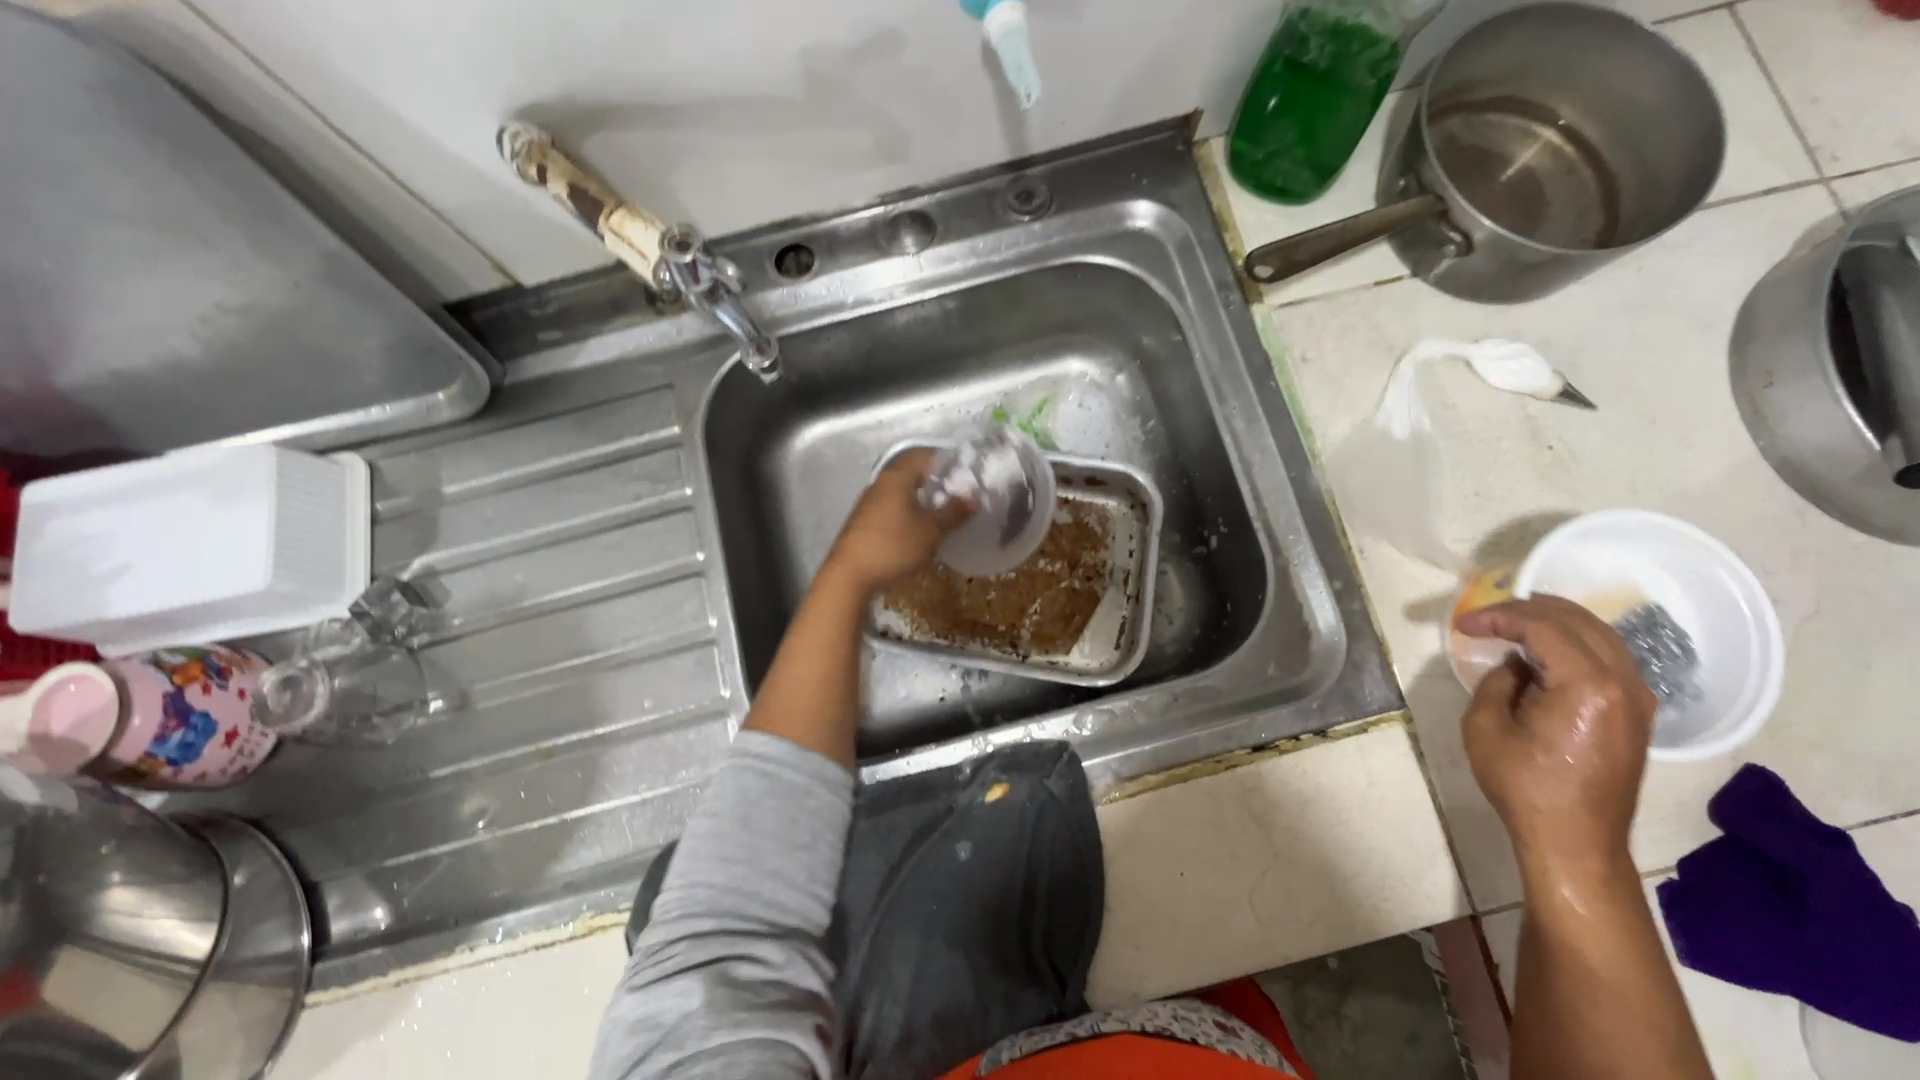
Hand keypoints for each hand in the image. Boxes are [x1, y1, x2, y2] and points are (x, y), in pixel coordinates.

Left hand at [821, 449, 970, 594]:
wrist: (849, 577)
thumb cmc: (894, 546)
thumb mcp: (931, 531)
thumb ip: (952, 512)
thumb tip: (970, 499)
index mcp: (896, 477)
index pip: (925, 455)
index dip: (947, 462)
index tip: (966, 477)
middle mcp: (880, 484)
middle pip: (913, 474)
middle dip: (937, 485)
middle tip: (959, 499)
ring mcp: (869, 503)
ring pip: (903, 494)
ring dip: (923, 502)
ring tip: (944, 517)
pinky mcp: (864, 523)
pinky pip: (893, 510)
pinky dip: (910, 515)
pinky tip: (920, 533)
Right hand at [1455, 595, 1657, 871]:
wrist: (1575, 841)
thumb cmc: (1525, 787)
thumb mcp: (1486, 728)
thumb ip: (1498, 682)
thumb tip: (1516, 665)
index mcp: (1588, 685)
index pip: (1543, 627)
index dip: (1500, 616)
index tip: (1465, 624)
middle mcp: (1624, 683)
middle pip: (1578, 622)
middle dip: (1529, 610)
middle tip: (1489, 615)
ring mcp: (1638, 698)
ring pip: (1600, 635)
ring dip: (1556, 623)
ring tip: (1515, 622)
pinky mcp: (1637, 713)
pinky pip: (1609, 658)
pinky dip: (1576, 643)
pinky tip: (1547, 651)